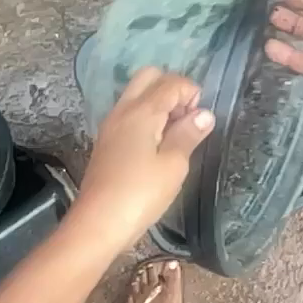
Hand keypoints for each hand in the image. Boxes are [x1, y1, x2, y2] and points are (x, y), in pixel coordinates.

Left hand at [73, 68, 213, 246]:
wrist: (98, 224)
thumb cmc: (140, 194)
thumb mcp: (173, 165)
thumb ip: (188, 134)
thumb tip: (204, 113)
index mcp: (141, 111)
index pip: (171, 83)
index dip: (192, 93)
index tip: (202, 118)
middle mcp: (123, 110)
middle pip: (149, 78)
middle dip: (173, 89)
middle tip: (187, 118)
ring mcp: (112, 125)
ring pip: (137, 94)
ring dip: (160, 103)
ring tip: (176, 135)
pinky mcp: (107, 141)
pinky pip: (130, 114)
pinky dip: (148, 118)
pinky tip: (158, 145)